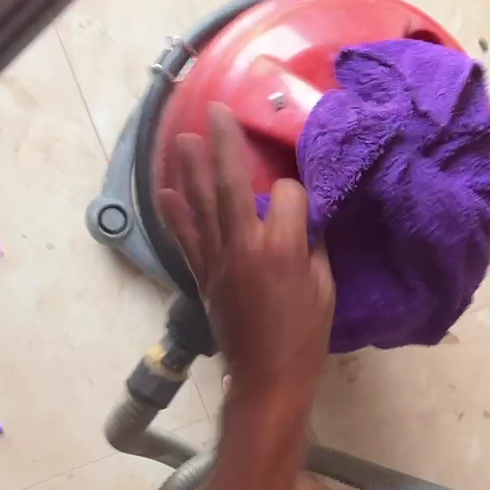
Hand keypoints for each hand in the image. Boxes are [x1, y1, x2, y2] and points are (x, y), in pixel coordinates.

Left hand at [155, 103, 334, 417]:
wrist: (266, 378)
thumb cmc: (304, 339)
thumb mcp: (324, 290)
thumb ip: (313, 248)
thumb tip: (304, 222)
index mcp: (283, 249)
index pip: (286, 195)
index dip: (295, 191)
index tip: (301, 202)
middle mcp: (245, 246)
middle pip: (232, 183)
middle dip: (225, 143)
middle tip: (215, 110)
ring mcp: (218, 260)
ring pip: (201, 204)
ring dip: (190, 167)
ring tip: (182, 137)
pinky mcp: (203, 276)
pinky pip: (186, 238)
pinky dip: (174, 214)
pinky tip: (165, 191)